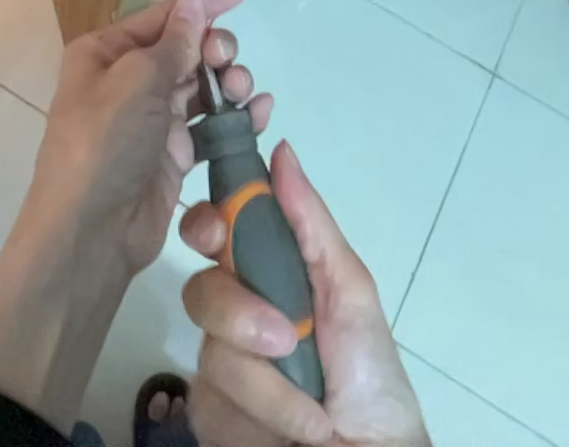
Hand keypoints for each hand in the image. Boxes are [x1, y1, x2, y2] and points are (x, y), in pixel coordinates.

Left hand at [0, 0, 269, 432]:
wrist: (90, 233)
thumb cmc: (104, 143)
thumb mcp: (137, 81)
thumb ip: (174, 41)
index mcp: (106, 53)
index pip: (162, 15)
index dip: (203, 1)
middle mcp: (127, 80)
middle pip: (185, 48)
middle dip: (214, 48)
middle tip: (226, 62)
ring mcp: (150, 118)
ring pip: (201, 85)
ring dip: (228, 81)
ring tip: (243, 91)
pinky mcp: (172, 153)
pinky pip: (209, 124)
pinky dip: (234, 116)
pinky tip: (258, 113)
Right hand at [179, 142, 429, 446]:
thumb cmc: (368, 369)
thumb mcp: (349, 287)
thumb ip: (309, 220)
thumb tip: (281, 149)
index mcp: (265, 272)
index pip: (214, 230)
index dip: (205, 223)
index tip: (215, 233)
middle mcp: (234, 310)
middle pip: (200, 285)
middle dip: (238, 310)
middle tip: (278, 334)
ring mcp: (218, 358)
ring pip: (211, 342)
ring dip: (269, 375)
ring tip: (313, 402)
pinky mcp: (207, 405)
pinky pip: (213, 390)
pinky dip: (263, 408)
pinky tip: (288, 425)